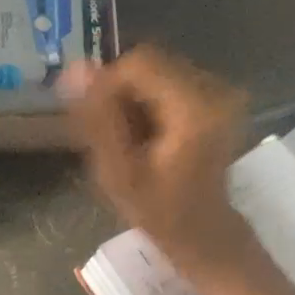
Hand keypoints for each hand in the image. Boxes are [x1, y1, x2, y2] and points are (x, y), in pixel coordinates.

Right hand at [64, 45, 255, 275]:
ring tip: (132, 137)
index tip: (97, 122)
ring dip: (135, 96)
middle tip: (115, 133)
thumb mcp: (118, 173)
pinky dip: (152, 100)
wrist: (205, 232)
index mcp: (194, 107)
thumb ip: (97, 119)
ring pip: (158, 69)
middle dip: (122, 92)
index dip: (108, 84)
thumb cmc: (160, 212)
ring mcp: (220, 91)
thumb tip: (74, 68)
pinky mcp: (218, 95)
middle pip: (149, 62)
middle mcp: (214, 89)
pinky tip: (149, 133)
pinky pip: (171, 79)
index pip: (138, 63)